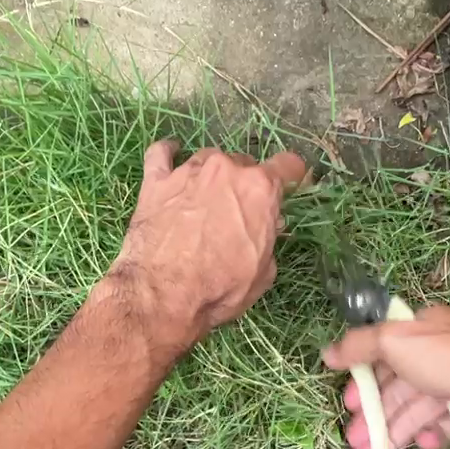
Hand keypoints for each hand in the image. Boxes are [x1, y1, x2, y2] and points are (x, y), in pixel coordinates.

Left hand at [105, 140, 307, 345]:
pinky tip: (171, 156)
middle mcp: (226, 170)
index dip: (293, 175)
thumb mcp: (262, 273)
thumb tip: (268, 227)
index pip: (287, 166)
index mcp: (260, 190)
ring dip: (213, 175)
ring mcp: (189, 171)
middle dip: (246, 184)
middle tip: (240, 211)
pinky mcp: (156, 181)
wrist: (164, 295)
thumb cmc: (221, 289)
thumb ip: (269, 241)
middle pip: (244, 164)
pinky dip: (169, 153)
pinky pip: (162, 154)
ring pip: (209, 159)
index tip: (292, 183)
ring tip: (207, 197)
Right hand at [322, 305, 449, 448]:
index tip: (347, 402)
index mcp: (425, 328)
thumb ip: (359, 346)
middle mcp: (440, 354)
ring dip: (391, 434)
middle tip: (354, 440)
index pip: (385, 350)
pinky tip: (419, 445)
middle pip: (397, 387)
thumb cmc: (448, 360)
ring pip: (414, 411)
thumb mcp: (395, 341)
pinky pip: (439, 426)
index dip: (363, 377)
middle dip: (373, 415)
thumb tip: (327, 353)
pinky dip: (426, 436)